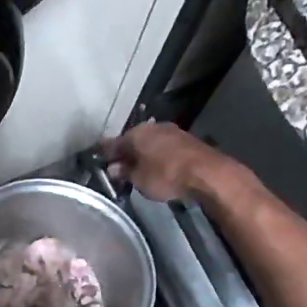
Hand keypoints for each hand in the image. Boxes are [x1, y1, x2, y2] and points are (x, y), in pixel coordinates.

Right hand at [102, 120, 241, 202]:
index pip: (113, 143)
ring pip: (150, 142)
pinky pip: (164, 147)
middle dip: (126, 153)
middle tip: (120, 168)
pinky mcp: (186, 140)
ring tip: (140, 169)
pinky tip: (159, 167)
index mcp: (136, 134)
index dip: (105, 153)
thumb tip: (113, 168)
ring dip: (144, 154)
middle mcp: (152, 127)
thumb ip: (125, 173)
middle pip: (133, 140)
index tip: (99, 160)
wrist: (206, 172)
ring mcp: (171, 131)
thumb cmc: (166, 175)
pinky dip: (158, 156)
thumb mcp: (140, 179)